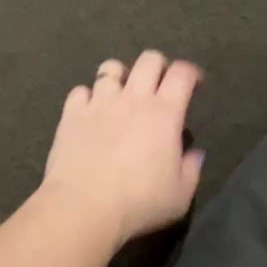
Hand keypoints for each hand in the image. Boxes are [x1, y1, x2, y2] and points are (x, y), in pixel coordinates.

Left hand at [38, 50, 204, 246]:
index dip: (191, 73)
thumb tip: (194, 152)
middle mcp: (133, 98)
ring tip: (122, 94)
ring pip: (111, 68)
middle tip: (160, 85)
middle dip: (159, 66)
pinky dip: (87, 97)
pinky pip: (80, 91)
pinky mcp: (72, 113)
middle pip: (148, 60)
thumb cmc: (139, 202)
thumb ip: (191, 168)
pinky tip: (90, 112)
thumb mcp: (180, 195)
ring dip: (121, 76)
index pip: (182, 73)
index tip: (195, 84)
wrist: (84, 207)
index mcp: (164, 113)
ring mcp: (99, 102)